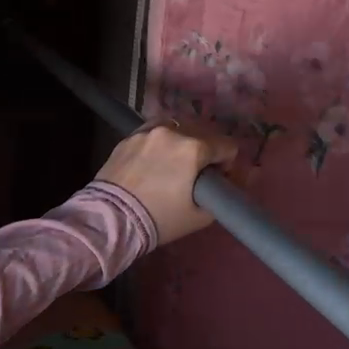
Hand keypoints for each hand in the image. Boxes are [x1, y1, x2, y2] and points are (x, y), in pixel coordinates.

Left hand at [95, 121, 238, 245]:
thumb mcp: (200, 215)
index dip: (227, 164)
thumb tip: (238, 179)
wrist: (110, 221)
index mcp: (193, 147)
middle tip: (195, 174)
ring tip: (175, 165)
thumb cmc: (158, 219)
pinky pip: (153, 132)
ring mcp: (146, 132)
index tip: (217, 180)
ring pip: (177, 128)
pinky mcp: (127, 138)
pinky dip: (160, 142)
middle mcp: (171, 131)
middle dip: (206, 151)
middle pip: (203, 133)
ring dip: (183, 142)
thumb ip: (226, 195)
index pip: (227, 146)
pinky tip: (156, 159)